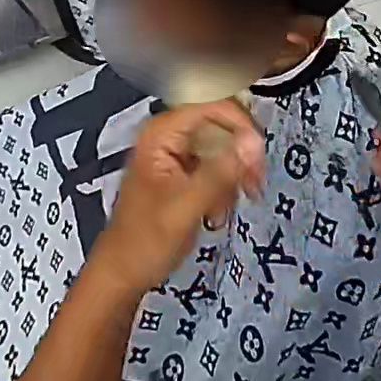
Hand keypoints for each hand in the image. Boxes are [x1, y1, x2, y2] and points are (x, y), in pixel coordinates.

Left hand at [84, 101, 264, 295]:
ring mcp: (179, 150)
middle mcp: (171, 133)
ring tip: (231, 205)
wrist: (123, 275)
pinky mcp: (187, 168)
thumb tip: (253, 143)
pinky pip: (221, 162)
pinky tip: (219, 210)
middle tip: (254, 182)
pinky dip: (228, 184)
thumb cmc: (146, 241)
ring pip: (227, 143)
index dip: (241, 124)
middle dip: (242, 153)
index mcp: (162, 132)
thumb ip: (220, 172)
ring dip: (236, 173)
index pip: (214, 105)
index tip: (257, 156)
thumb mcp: (186, 206)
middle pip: (224, 122)